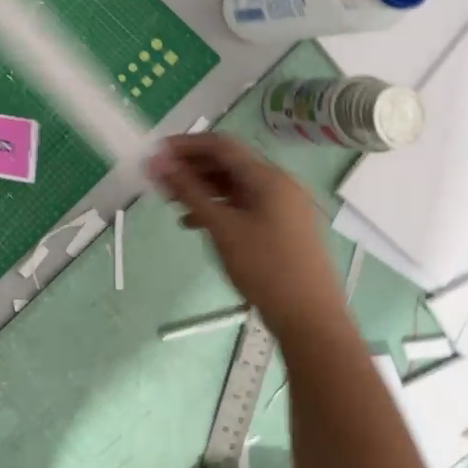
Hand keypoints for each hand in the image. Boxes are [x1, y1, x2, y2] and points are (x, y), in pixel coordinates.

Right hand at [148, 134, 342, 330]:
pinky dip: (218, 206)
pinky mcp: (283, 226)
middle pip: (227, 163)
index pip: (220, 146)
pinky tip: (195, 222)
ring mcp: (284, 207)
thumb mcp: (220, 226)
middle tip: (160, 180)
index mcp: (269, 179)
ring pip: (234, 185)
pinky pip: (244, 204)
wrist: (311, 321)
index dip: (185, 145)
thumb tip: (156, 162)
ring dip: (202, 188)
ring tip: (173, 202)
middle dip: (191, 168)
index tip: (155, 155)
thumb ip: (187, 189)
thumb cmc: (265, 268)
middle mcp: (280, 186)